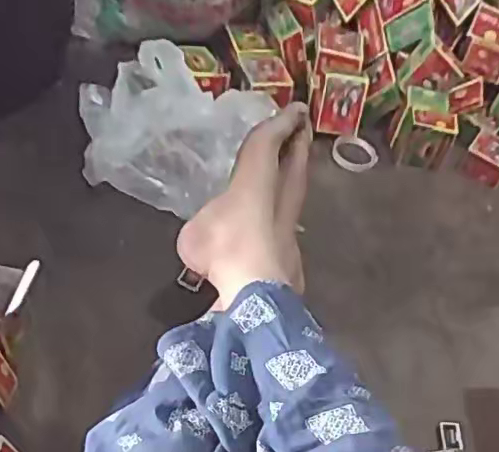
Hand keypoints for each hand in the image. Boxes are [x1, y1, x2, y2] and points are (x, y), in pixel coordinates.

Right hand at [176, 102, 311, 304]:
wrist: (253, 294)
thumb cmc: (223, 250)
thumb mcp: (195, 236)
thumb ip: (203, 231)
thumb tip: (206, 249)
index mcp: (255, 183)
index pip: (269, 146)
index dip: (280, 126)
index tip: (295, 111)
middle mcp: (279, 206)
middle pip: (295, 170)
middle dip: (298, 149)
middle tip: (302, 134)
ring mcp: (290, 240)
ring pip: (295, 207)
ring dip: (292, 193)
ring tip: (285, 187)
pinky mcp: (292, 269)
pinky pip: (287, 241)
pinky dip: (281, 235)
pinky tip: (272, 243)